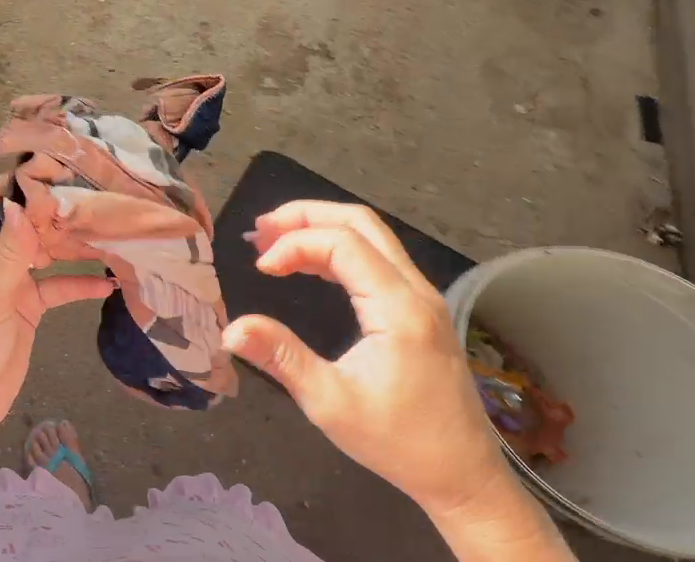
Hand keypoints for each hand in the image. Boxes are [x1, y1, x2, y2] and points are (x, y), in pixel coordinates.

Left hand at [0, 175, 113, 423]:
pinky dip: (81, 282)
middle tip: (97, 196)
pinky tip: (110, 279)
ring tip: (112, 231)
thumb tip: (24, 205)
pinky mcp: (30, 302)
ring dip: (74, 244)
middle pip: (26, 220)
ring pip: (47, 250)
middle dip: (56, 210)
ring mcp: (12, 277)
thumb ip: (10, 253)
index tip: (56, 168)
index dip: (19, 181)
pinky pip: (60, 284)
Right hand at [223, 201, 507, 517]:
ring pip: (371, 235)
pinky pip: (376, 258)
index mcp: (399, 309)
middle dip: (304, 216)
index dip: (293, 244)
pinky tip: (306, 266)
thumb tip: (229, 330)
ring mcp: (422, 300)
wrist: (465, 479)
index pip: (341, 244)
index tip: (261, 269)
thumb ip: (280, 357)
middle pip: (361, 222)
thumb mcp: (330, 403)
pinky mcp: (419, 311)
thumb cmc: (398, 442)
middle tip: (259, 231)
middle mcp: (417, 293)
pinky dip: (335, 249)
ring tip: (272, 241)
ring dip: (319, 229)